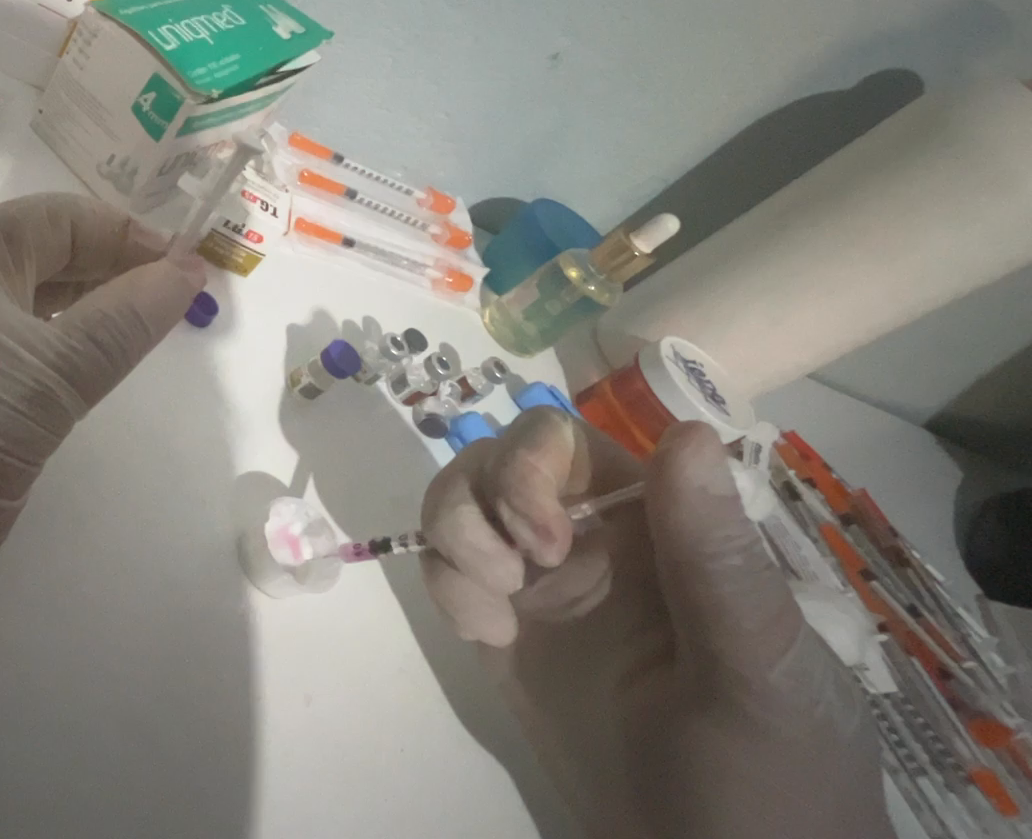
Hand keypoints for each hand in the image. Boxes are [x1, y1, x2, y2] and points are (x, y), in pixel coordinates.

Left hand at [0, 194, 204, 712]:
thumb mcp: (31, 401)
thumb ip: (112, 331)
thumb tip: (184, 272)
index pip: (54, 220)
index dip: (126, 237)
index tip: (190, 273)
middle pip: (26, 257)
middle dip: (102, 273)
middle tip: (170, 310)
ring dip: (64, 315)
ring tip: (124, 342)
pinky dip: (20, 353)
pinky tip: (48, 386)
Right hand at [420, 411, 894, 838]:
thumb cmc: (763, 776)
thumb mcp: (757, 670)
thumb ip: (716, 557)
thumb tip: (687, 432)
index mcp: (656, 526)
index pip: (566, 442)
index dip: (531, 464)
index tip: (541, 538)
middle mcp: (586, 536)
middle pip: (494, 460)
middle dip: (479, 502)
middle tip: (507, 576)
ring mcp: (534, 579)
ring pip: (457, 503)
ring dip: (454, 539)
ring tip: (494, 611)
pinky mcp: (495, 620)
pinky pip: (443, 566)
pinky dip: (447, 588)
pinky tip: (488, 637)